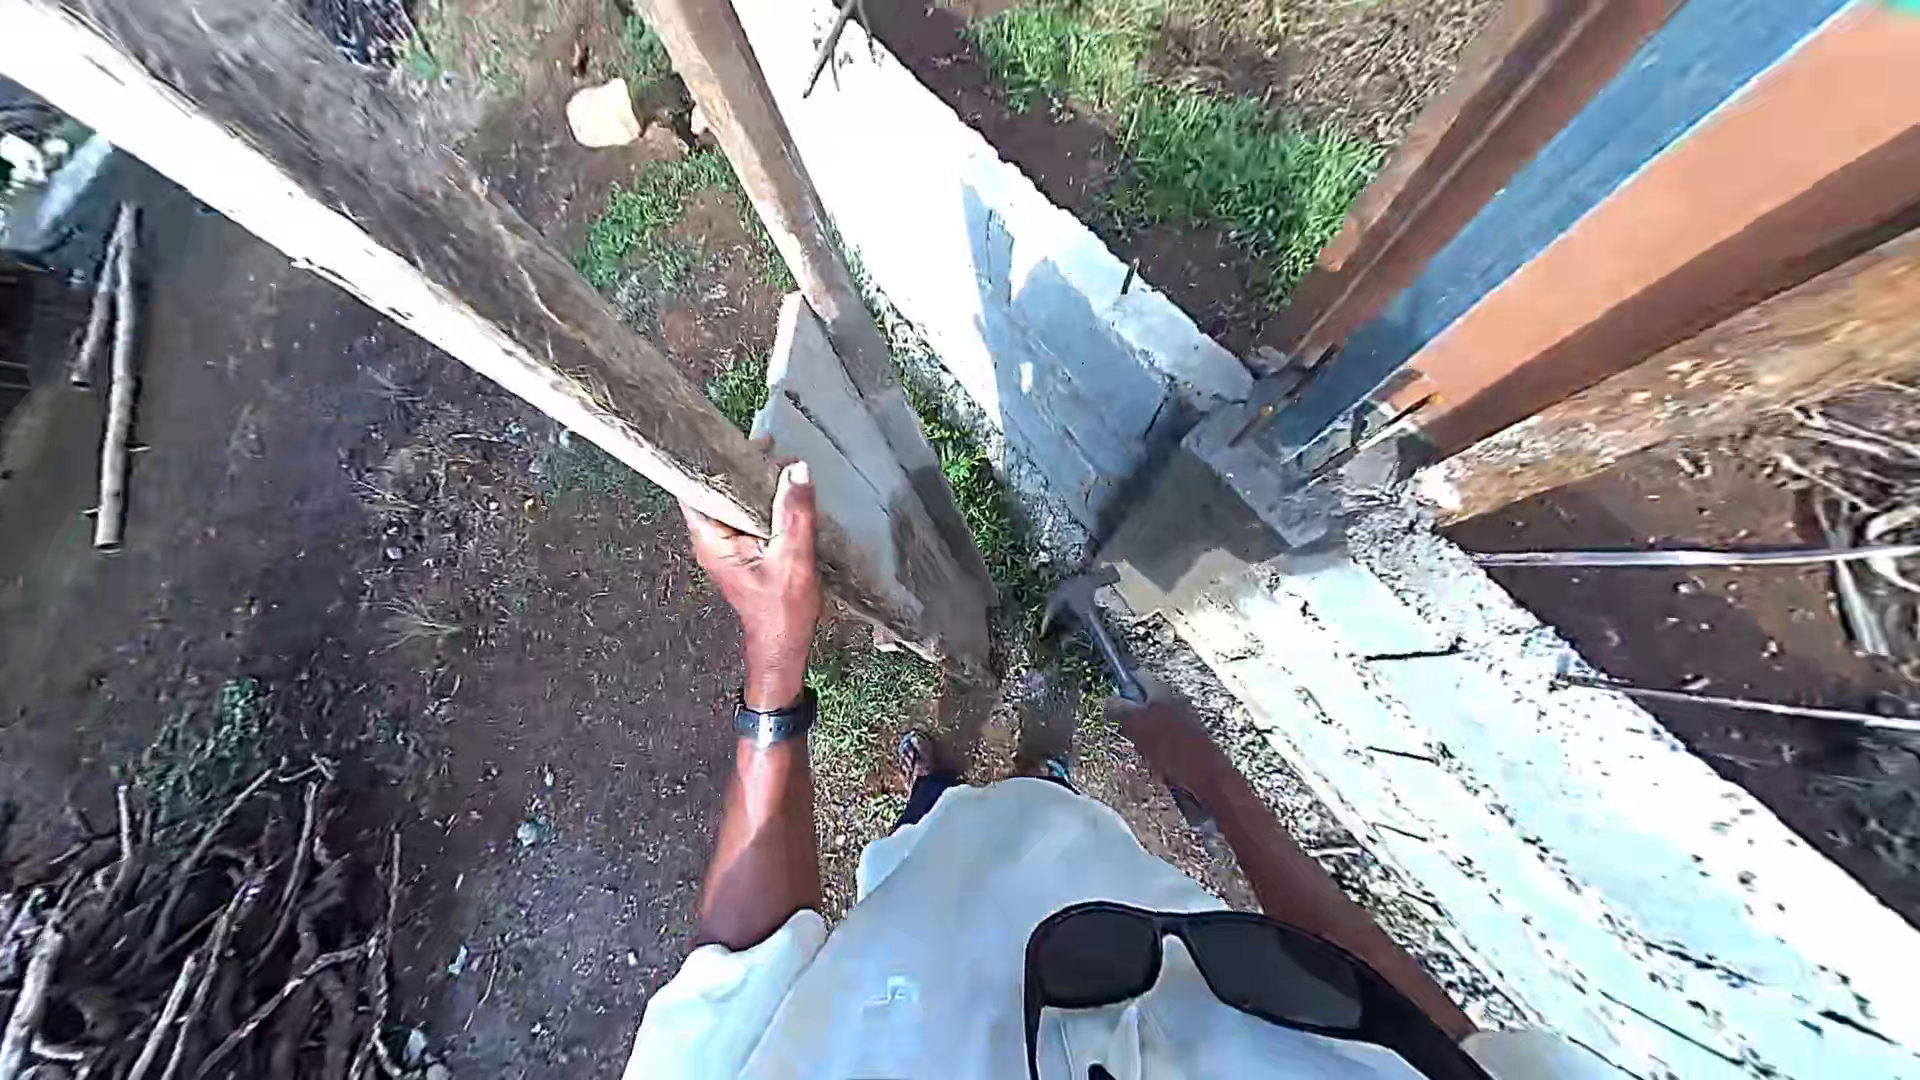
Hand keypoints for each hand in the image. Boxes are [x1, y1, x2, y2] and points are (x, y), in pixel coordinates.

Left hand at [681, 460, 822, 710]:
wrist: (785, 642)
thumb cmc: (782, 609)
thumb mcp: (794, 558)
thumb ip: (795, 513)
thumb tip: (798, 470)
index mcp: (711, 539)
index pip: (695, 486)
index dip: (710, 460)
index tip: (731, 437)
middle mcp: (713, 538)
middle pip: (718, 489)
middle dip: (742, 466)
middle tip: (770, 447)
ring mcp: (729, 544)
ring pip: (737, 500)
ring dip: (758, 482)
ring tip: (782, 462)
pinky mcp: (746, 548)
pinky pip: (752, 514)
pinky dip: (767, 500)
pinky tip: (787, 489)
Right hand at [1108, 677, 1234, 799]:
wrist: (1208, 779)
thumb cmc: (1170, 748)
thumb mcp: (1135, 724)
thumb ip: (1118, 708)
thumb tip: (1108, 700)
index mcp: (1162, 690)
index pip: (1136, 675)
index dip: (1121, 684)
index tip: (1112, 702)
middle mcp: (1175, 700)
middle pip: (1143, 701)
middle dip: (1131, 716)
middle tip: (1127, 733)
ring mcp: (1185, 720)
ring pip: (1153, 722)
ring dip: (1143, 736)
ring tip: (1144, 752)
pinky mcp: (1191, 740)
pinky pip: (1165, 740)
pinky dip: (1158, 749)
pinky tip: (1158, 764)